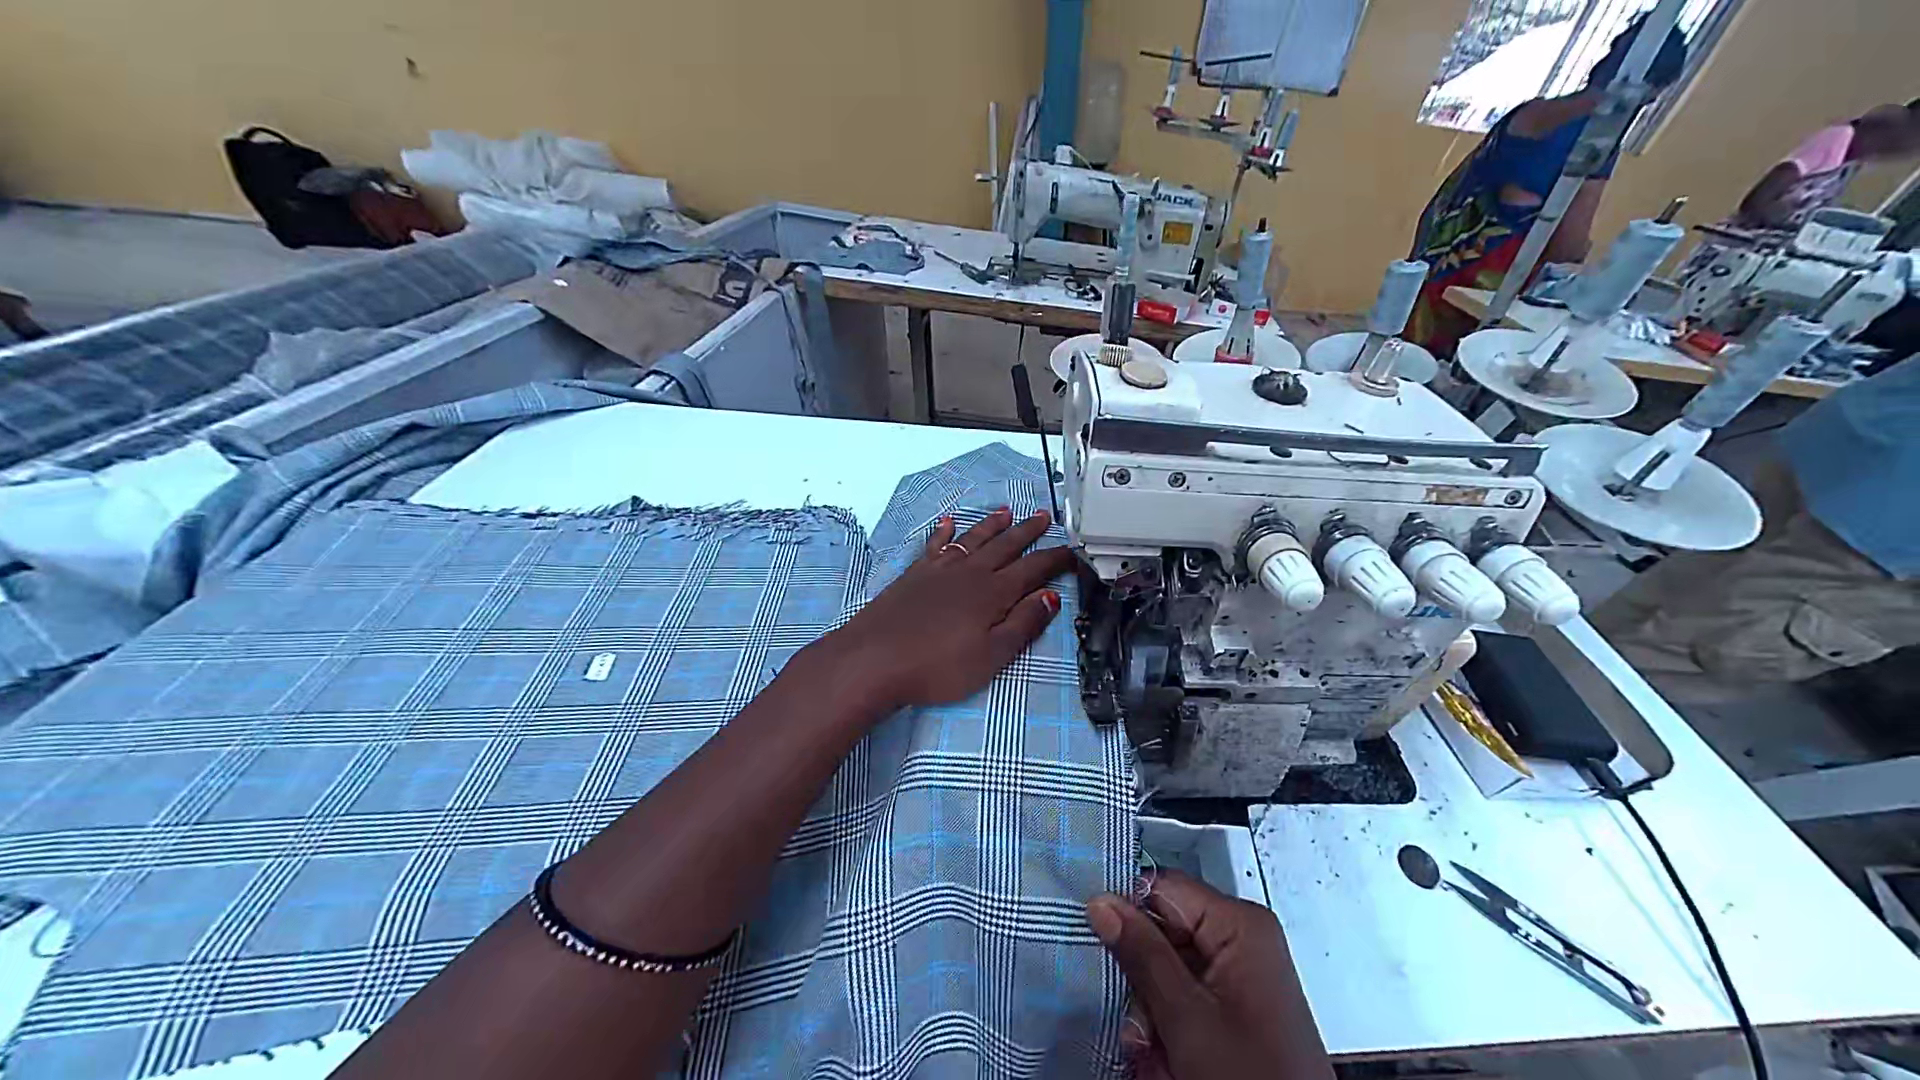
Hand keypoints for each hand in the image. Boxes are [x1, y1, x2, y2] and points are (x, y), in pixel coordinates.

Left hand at [813, 508, 1075, 714]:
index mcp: (993, 593)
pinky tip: (948, 522)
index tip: (1072, 553)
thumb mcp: (991, 656)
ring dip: (992, 525)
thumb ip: (1023, 625)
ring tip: (1006, 512)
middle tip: (1043, 517)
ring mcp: (939, 570)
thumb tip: (1050, 597)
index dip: (1055, 560)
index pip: (1033, 570)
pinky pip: (935, 545)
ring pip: (973, 539)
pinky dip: (944, 531)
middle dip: (1027, 532)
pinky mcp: (914, 575)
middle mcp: (969, 573)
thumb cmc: (936, 667)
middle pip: (1005, 546)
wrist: (873, 660)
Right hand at [1086, 870, 1332, 1079]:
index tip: (1099, 938)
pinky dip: (1167, 1024)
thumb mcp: (1187, 1019)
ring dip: (1149, 1009)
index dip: (1126, 911)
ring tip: (1157, 1052)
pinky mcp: (1232, 1000)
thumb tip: (1101, 903)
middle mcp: (1239, 937)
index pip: (1161, 886)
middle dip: (1140, 978)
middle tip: (1139, 1025)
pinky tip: (1168, 1057)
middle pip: (1160, 929)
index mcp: (1239, 924)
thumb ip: (1142, 954)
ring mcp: (1236, 970)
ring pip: (1164, 966)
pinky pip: (1181, 992)